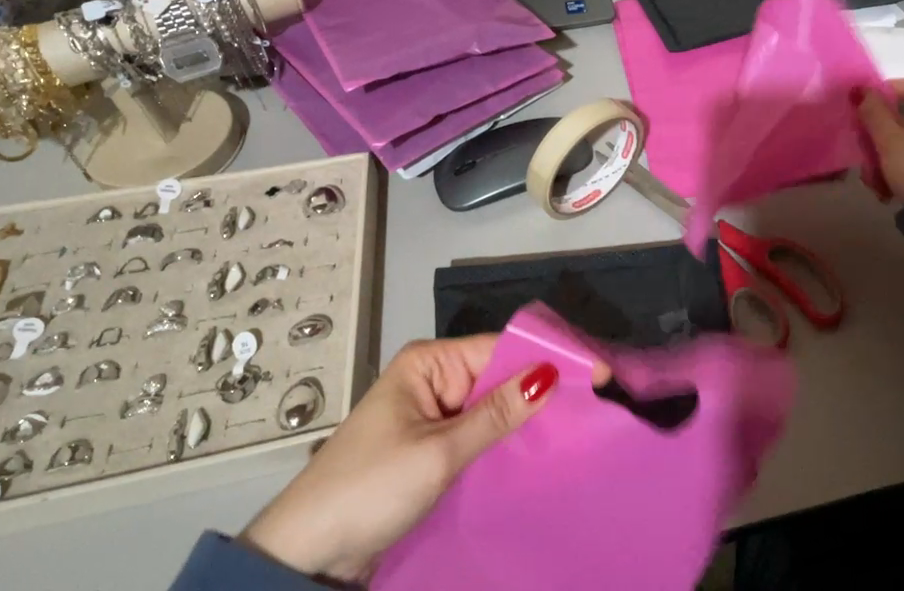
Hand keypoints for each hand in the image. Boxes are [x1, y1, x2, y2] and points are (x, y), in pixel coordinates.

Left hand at [240, 335, 596, 580]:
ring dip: (525, 418)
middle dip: (542, 388)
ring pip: (492, 407)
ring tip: (579, 427)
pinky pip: (479, 435)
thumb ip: (496, 415)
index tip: (597, 373)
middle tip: (595, 404)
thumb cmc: (369, 489)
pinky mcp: (432, 449)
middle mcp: (433, 380)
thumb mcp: (438, 452)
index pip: (500, 348)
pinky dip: (505, 442)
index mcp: (427, 364)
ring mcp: (432, 416)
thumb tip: (550, 375)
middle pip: (499, 375)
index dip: (548, 358)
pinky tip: (539, 452)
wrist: (306, 555)